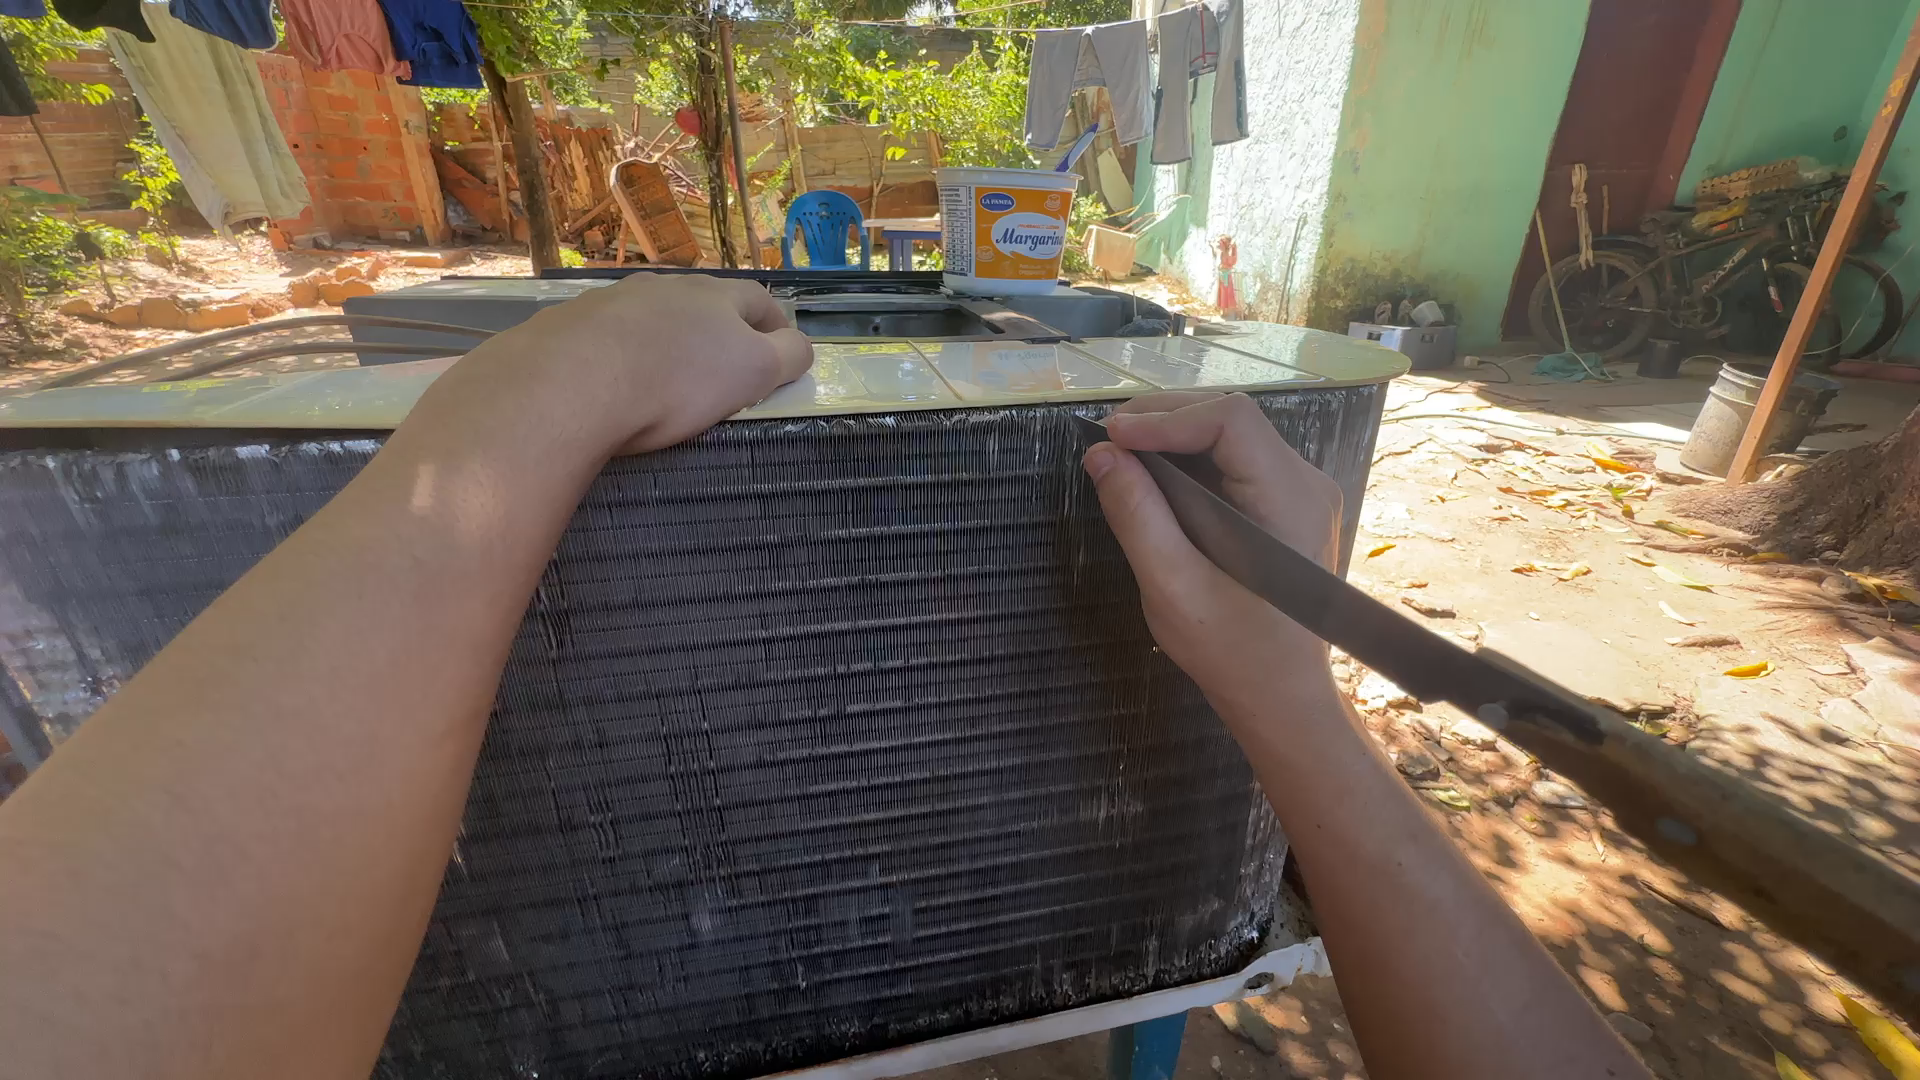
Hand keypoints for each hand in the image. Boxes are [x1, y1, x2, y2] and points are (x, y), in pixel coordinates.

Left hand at [414, 273, 812, 460]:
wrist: (569, 384)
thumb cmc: (678, 380)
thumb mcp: (754, 372)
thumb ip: (788, 357)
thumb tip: (801, 347)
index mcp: (717, 296)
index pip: (762, 302)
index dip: (778, 331)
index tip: (781, 361)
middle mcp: (666, 287)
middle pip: (708, 306)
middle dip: (724, 334)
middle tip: (729, 374)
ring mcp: (614, 301)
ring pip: (658, 318)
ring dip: (673, 342)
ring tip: (672, 381)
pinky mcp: (571, 325)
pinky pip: (613, 338)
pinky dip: (627, 356)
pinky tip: (620, 386)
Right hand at [1081, 392, 1343, 722]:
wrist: (1279, 694)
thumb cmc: (1232, 651)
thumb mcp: (1172, 586)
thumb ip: (1137, 516)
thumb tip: (1100, 454)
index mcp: (1290, 498)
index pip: (1230, 420)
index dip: (1165, 418)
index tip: (1110, 436)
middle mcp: (1303, 482)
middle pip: (1230, 418)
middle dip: (1162, 419)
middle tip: (1105, 440)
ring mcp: (1296, 491)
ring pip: (1227, 435)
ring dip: (1169, 435)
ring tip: (1119, 452)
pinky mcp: (1280, 504)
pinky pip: (1229, 461)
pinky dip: (1184, 459)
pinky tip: (1150, 474)